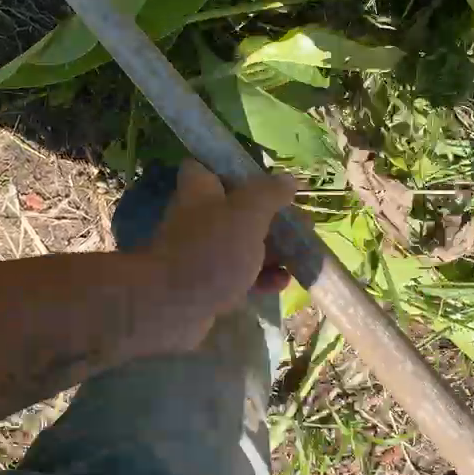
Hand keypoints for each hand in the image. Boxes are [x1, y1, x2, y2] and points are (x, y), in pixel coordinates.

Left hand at [142, 159, 295, 339]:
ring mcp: (200, 253)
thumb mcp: (247, 214)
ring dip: (270, 250)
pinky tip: (283, 282)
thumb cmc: (211, 250)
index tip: (263, 179)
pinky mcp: (206, 285)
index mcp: (200, 191)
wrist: (172, 307)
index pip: (207, 168)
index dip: (232, 170)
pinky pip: (239, 276)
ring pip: (240, 244)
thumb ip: (268, 194)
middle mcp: (197, 217)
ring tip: (301, 253)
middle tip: (301, 224)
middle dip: (269, 217)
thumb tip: (287, 178)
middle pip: (235, 209)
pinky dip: (260, 277)